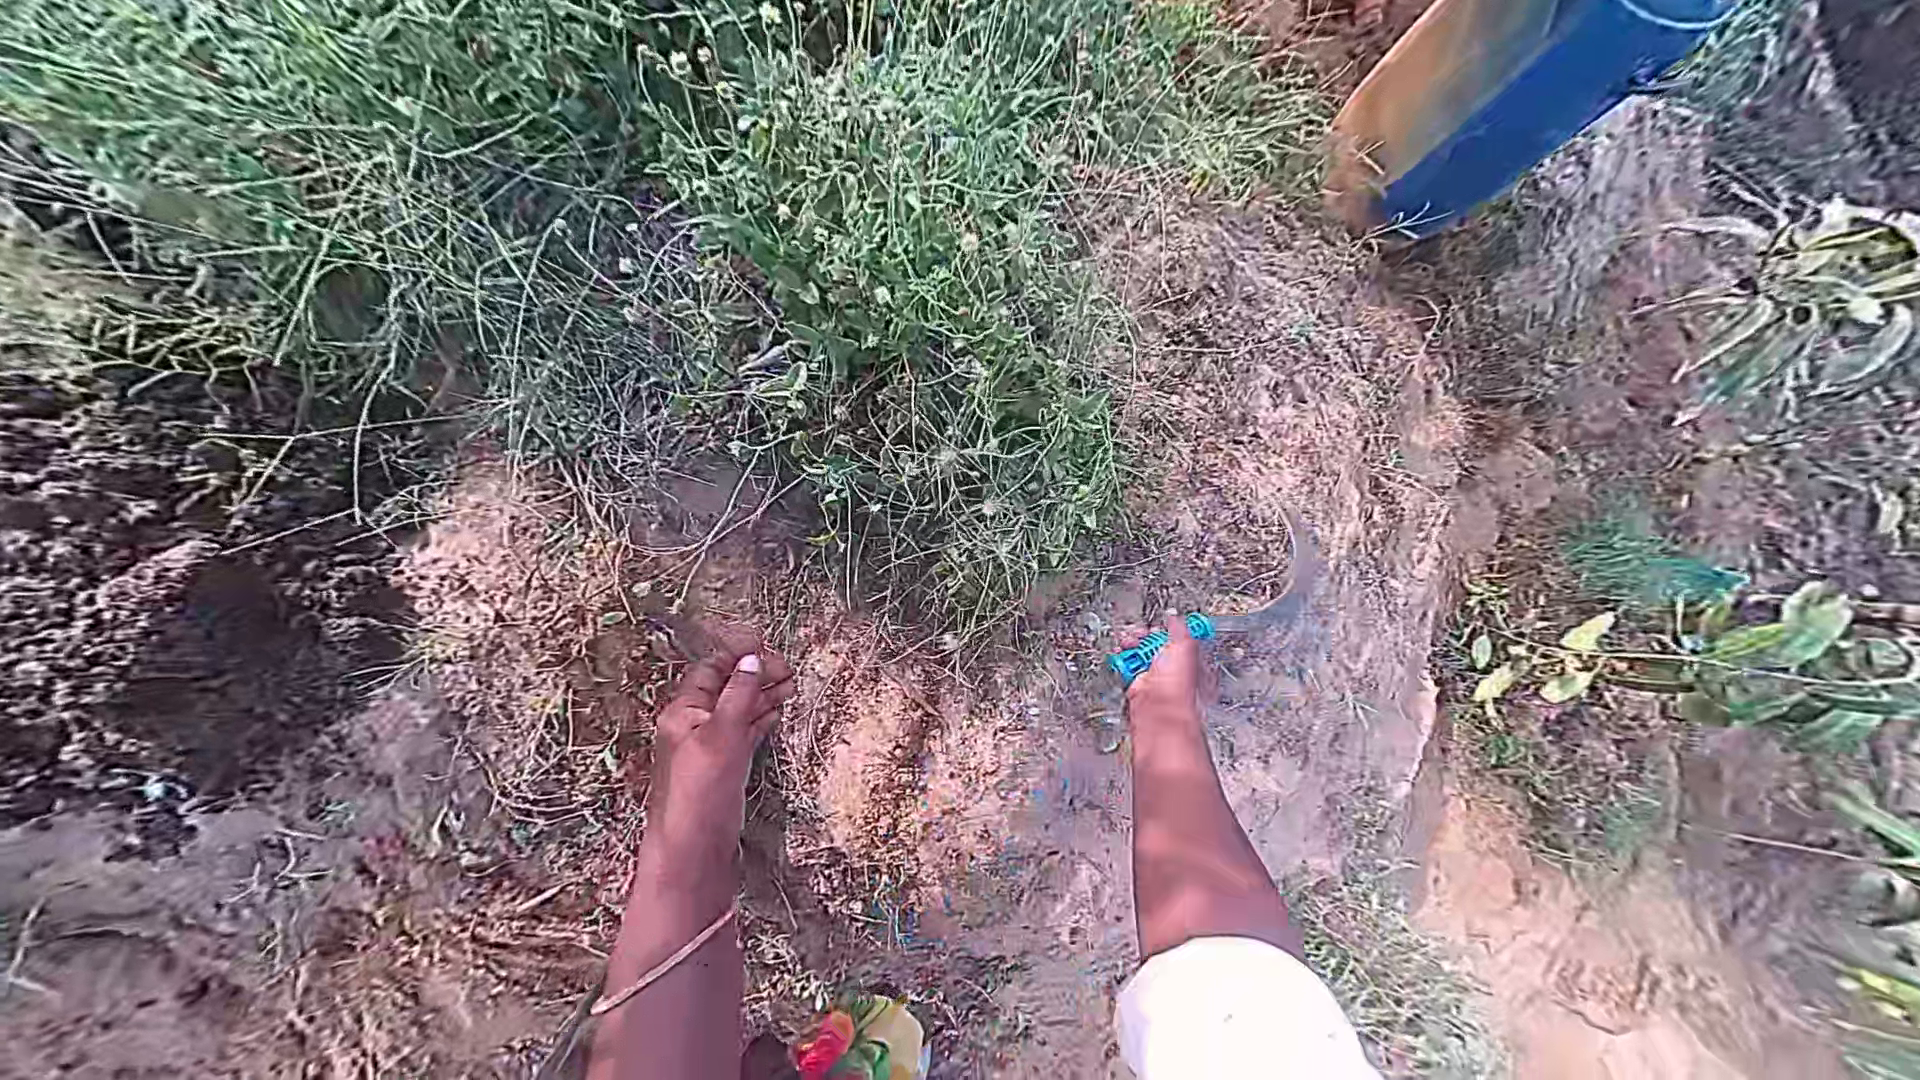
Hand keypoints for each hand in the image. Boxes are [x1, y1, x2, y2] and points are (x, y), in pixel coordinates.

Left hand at [648, 636, 794, 844]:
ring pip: (740, 708)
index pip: (711, 670)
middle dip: (757, 674)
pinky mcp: (726, 763)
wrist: (694, 849)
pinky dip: (762, 718)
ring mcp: (712, 744)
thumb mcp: (721, 734)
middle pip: (728, 687)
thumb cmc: (701, 789)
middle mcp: (696, 723)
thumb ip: (739, 694)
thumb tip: (753, 659)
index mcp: (684, 711)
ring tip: (791, 685)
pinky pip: (746, 730)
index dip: (737, 656)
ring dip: (763, 694)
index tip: (767, 647)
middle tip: (788, 669)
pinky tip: (778, 711)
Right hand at [1122, 612, 1203, 723]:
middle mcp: (1173, 671)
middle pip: (1156, 645)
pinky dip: (1122, 660)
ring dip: (1131, 646)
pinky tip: (1122, 655)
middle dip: (1145, 636)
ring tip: (1127, 643)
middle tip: (1138, 634)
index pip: (1180, 639)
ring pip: (1140, 655)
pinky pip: (1128, 668)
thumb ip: (1179, 628)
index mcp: (1191, 661)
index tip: (1159, 624)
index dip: (1168, 630)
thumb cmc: (1178, 687)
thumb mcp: (1185, 646)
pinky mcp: (1137, 686)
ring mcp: (1154, 679)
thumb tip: (1174, 617)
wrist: (1158, 713)